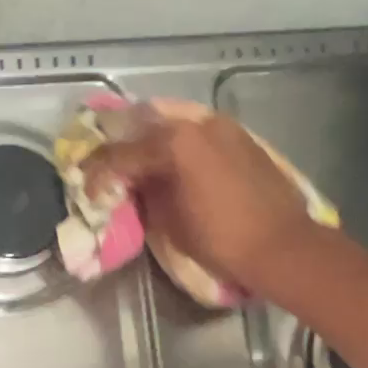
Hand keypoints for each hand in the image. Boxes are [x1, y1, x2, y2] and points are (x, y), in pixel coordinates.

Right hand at [83, 103, 329, 290]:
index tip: (87, 189)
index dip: (98, 172)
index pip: (122, 152)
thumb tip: (131, 184)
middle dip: (121, 149)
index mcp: (176, 142)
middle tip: (105, 170)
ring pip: (172, 126)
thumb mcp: (167, 220)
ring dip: (150, 144)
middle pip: (146, 128)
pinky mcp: (240, 138)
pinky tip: (169, 166)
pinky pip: (196, 134)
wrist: (280, 244)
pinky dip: (176, 146)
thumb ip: (144, 193)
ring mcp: (223, 127)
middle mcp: (198, 123)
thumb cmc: (219, 238)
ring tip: (135, 167)